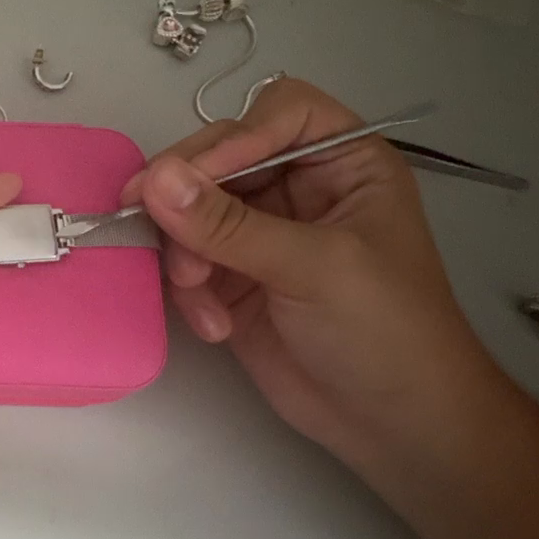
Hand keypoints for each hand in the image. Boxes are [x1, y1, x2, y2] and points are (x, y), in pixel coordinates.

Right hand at [124, 78, 504, 463]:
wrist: (388, 424)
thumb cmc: (385, 332)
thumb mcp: (313, 268)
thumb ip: (228, 225)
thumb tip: (154, 180)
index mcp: (342, 164)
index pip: (277, 114)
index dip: (232, 138)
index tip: (185, 181)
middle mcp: (295, 188)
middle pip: (216, 159)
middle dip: (187, 202)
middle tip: (150, 227)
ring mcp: (256, 233)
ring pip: (186, 211)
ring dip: (183, 253)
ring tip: (199, 291)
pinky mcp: (228, 275)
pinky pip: (182, 259)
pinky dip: (187, 290)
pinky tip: (214, 324)